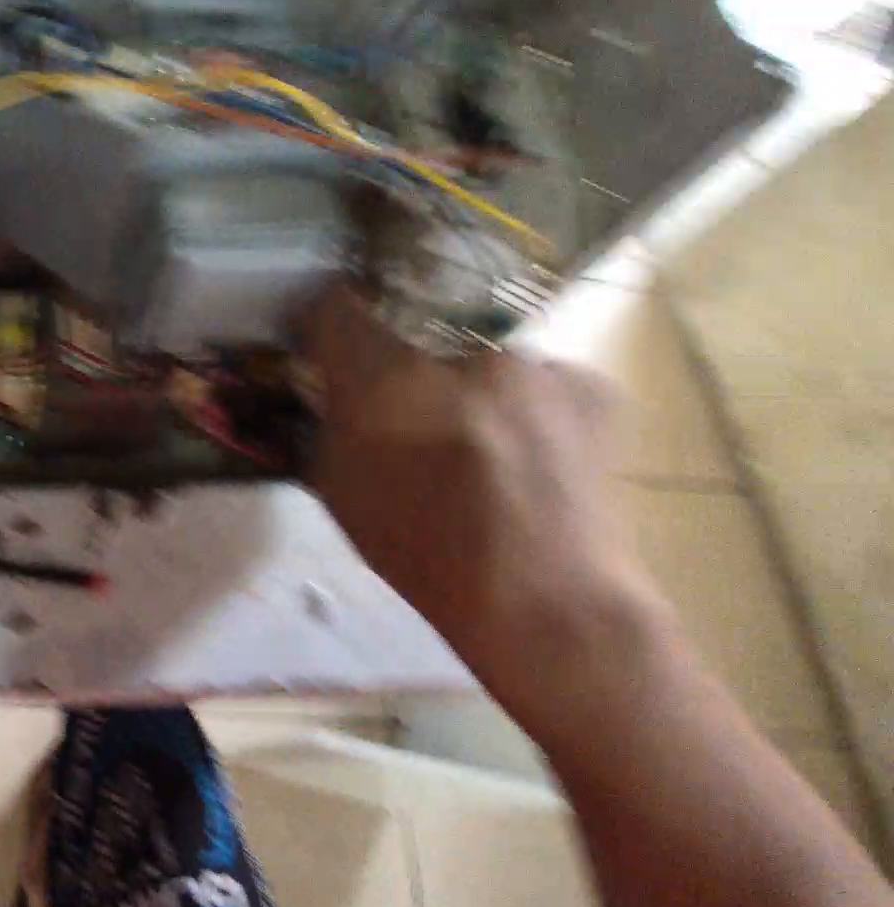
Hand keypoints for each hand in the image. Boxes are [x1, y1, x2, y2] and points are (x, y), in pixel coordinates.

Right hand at [302, 287, 650, 664]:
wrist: (543, 599)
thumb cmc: (418, 551)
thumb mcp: (338, 492)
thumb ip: (326, 429)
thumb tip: (326, 396)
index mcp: (387, 382)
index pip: (335, 307)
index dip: (317, 319)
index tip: (314, 339)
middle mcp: (465, 352)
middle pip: (413, 336)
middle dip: (399, 370)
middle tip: (403, 419)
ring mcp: (537, 362)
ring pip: (479, 361)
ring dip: (464, 392)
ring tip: (472, 449)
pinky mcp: (591, 381)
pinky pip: (534, 381)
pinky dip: (519, 408)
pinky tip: (522, 457)